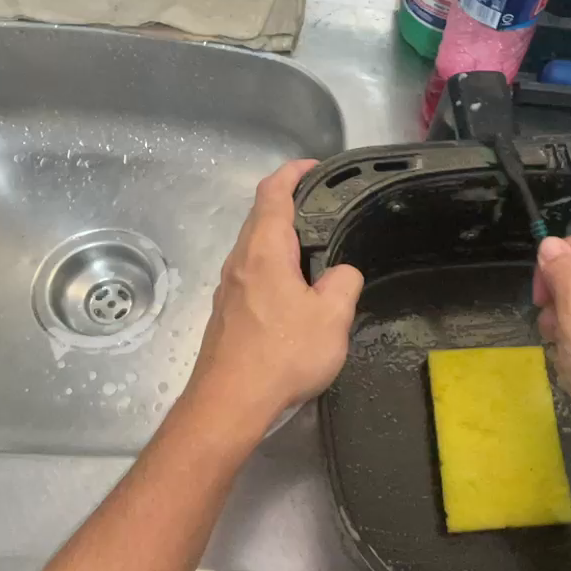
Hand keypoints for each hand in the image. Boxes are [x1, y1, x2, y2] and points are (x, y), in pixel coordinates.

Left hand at [179, 159, 363, 443]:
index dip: (293, 172)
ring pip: (254, 247)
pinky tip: (293, 291)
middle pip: (260, 216)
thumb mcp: (332, 318)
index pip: (273, 193)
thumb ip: (343, 284)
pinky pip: (251, 274)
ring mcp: (228, 287)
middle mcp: (240, 261)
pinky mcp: (226, 312)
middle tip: (324, 209)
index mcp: (265, 251)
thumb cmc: (282, 355)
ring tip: (314, 251)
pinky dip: (273, 266)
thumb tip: (342, 274)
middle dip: (289, 204)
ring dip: (280, 239)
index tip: (314, 167)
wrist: (229, 403)